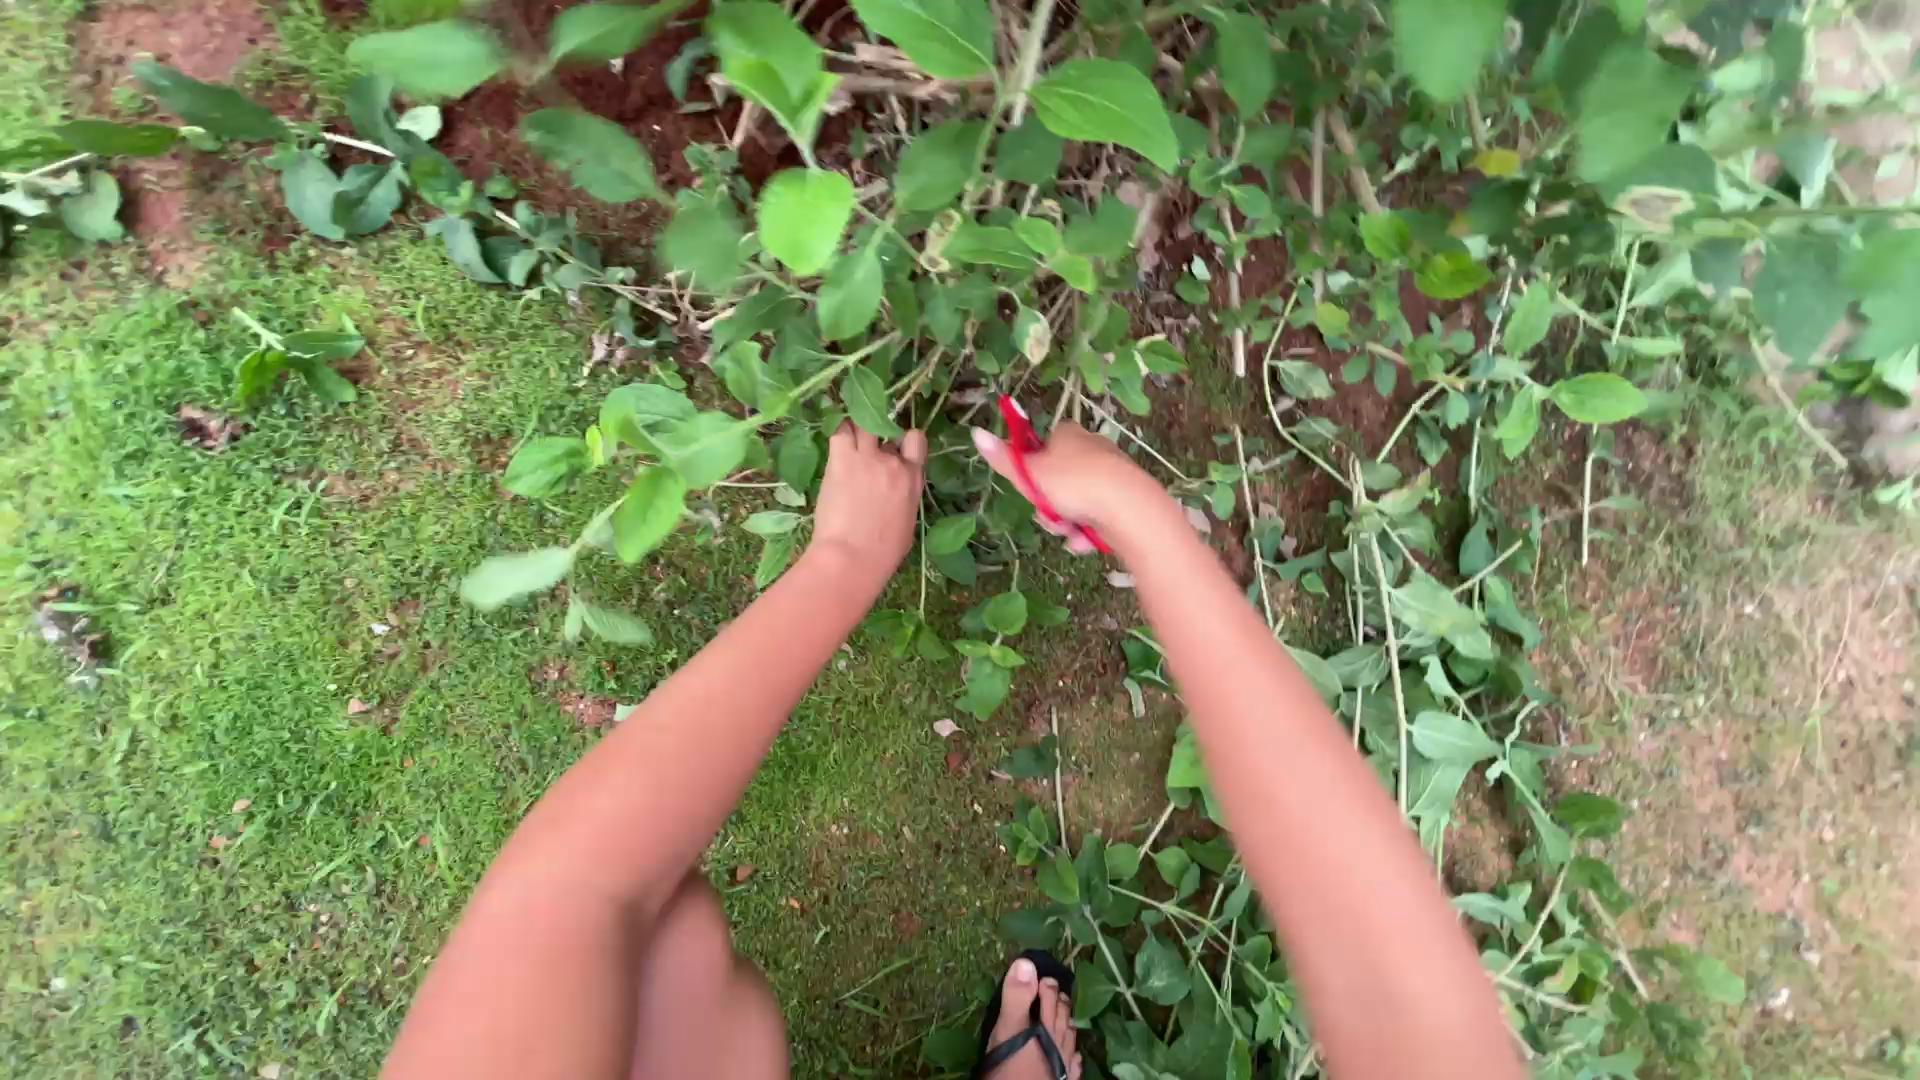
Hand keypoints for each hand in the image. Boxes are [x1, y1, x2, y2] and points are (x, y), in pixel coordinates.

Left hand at [808, 423, 926, 574]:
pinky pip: (839, 432)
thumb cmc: (883, 552)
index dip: (903, 439)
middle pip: (887, 431)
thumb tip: (896, 494)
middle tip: (864, 445)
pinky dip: (838, 431)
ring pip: (861, 425)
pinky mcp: (842, 459)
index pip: (916, 440)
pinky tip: (834, 439)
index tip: (893, 447)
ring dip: (855, 428)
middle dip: (877, 434)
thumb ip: (904, 499)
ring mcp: (868, 457)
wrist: (854, 556)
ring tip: (846, 437)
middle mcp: (894, 463)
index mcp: (913, 479)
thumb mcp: (906, 523)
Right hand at [972, 422, 1164, 552]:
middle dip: (1049, 505)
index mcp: (1069, 434)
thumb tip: (975, 432)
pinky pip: (1096, 514)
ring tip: (1070, 532)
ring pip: (1075, 501)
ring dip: (1066, 522)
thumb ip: (1003, 459)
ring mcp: (1111, 472)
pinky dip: (1088, 530)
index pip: (1042, 448)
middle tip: (1050, 516)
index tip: (1030, 489)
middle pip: (1057, 480)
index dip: (1033, 471)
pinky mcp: (1125, 496)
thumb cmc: (1073, 484)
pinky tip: (1086, 540)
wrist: (1127, 508)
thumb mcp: (1031, 474)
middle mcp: (1091, 447)